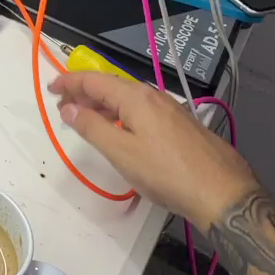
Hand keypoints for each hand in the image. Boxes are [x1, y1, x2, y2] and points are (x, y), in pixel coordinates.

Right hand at [48, 72, 259, 230]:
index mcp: (135, 97)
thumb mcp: (121, 153)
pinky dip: (121, 114)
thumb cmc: (166, 173)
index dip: (69, 82)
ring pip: (128, 98)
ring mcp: (170, 109)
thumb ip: (91, 128)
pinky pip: (142, 109)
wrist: (223, 193)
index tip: (50, 89)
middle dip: (84, 93)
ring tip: (86, 118)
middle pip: (111, 86)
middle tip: (64, 106)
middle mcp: (153, 96)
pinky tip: (121, 130)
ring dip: (103, 104)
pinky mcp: (181, 124)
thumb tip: (68, 108)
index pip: (93, 81)